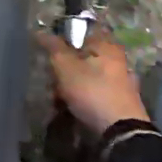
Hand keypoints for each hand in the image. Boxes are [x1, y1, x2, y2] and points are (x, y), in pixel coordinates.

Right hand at [36, 30, 150, 132]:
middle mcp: (117, 60)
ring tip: (56, 95)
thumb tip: (41, 31)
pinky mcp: (119, 100)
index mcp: (108, 45)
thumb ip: (53, 47)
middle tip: (51, 74)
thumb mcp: (66, 66)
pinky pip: (93, 90)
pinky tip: (69, 106)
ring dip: (70, 82)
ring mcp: (120, 81)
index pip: (84, 29)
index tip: (50, 44)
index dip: (65, 33)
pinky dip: (80, 95)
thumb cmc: (92, 91)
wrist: (120, 132)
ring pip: (86, 74)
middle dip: (65, 63)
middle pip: (83, 53)